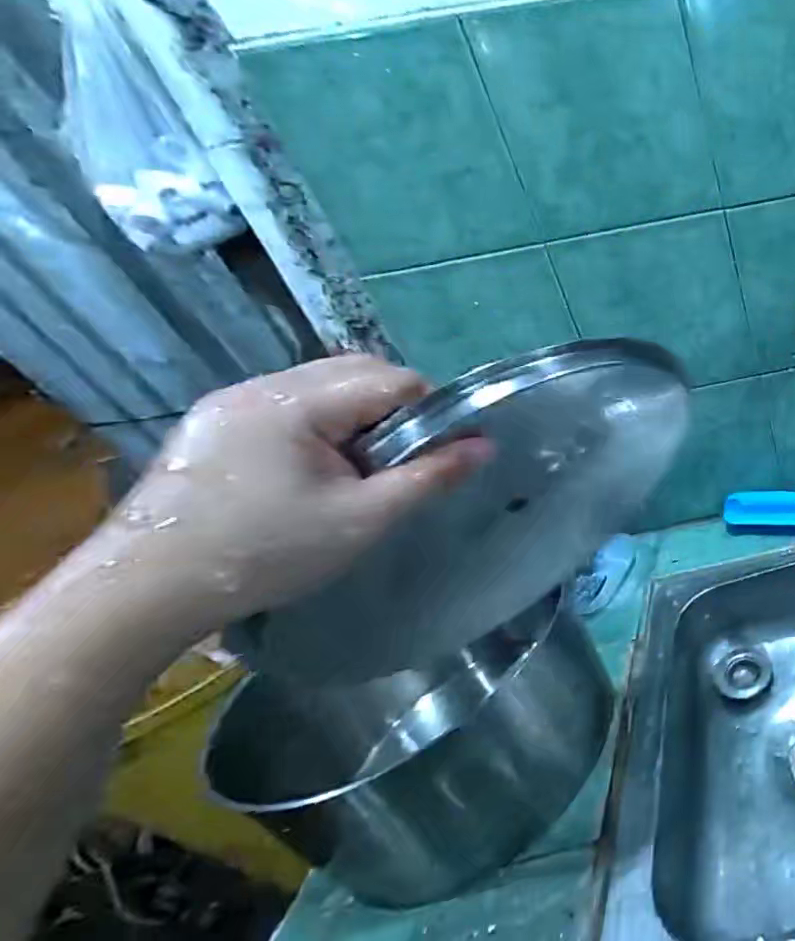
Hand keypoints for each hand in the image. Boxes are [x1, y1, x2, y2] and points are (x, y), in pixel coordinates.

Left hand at [94, 355, 490, 634]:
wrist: (137, 596)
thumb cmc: (265, 552)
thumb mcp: (366, 518)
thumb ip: (432, 475)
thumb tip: (486, 444)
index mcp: (294, 404)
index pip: (394, 379)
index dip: (429, 411)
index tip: (430, 455)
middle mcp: (257, 388)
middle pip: (359, 370)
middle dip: (397, 406)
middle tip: (399, 458)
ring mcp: (228, 403)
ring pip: (326, 382)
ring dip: (361, 412)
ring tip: (359, 464)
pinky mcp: (213, 424)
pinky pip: (292, 400)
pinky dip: (324, 420)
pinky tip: (316, 465)